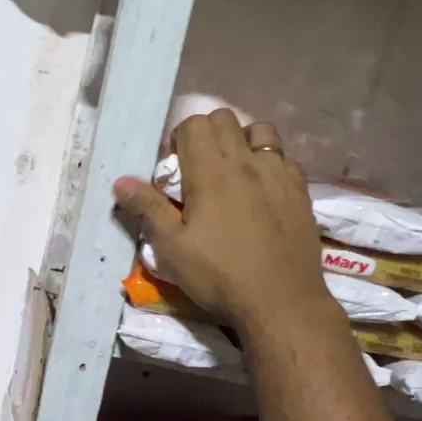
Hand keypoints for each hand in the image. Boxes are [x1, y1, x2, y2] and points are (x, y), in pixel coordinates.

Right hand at [114, 110, 332, 331]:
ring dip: (241, 141)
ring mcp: (279, 173)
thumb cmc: (219, 276)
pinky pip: (284, 157)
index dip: (179, 140)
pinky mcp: (300, 190)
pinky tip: (261, 190)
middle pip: (225, 119)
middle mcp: (246, 162)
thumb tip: (121, 182)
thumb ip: (148, 209)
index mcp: (211, 173)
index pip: (194, 125)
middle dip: (206, 135)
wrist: (280, 301)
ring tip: (233, 173)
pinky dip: (268, 162)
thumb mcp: (172, 249)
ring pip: (259, 130)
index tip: (175, 171)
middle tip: (198, 170)